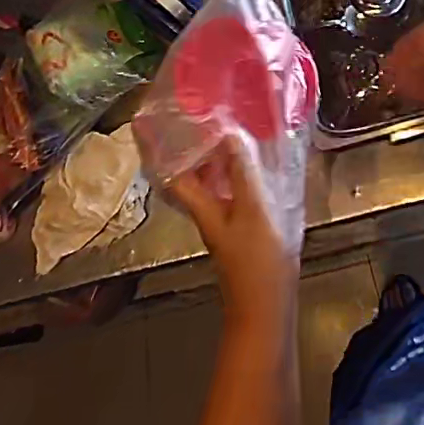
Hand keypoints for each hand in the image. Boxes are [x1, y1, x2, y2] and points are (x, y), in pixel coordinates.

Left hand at [166, 132, 297, 324]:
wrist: (267, 306)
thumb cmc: (256, 259)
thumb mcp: (252, 210)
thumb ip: (242, 173)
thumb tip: (228, 134)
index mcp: (202, 208)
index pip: (171, 175)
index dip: (160, 150)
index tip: (155, 123)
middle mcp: (207, 212)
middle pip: (190, 177)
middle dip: (192, 149)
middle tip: (202, 118)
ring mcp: (225, 220)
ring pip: (211, 183)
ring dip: (215, 159)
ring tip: (230, 132)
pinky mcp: (242, 227)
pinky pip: (230, 191)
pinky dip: (235, 174)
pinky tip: (253, 165)